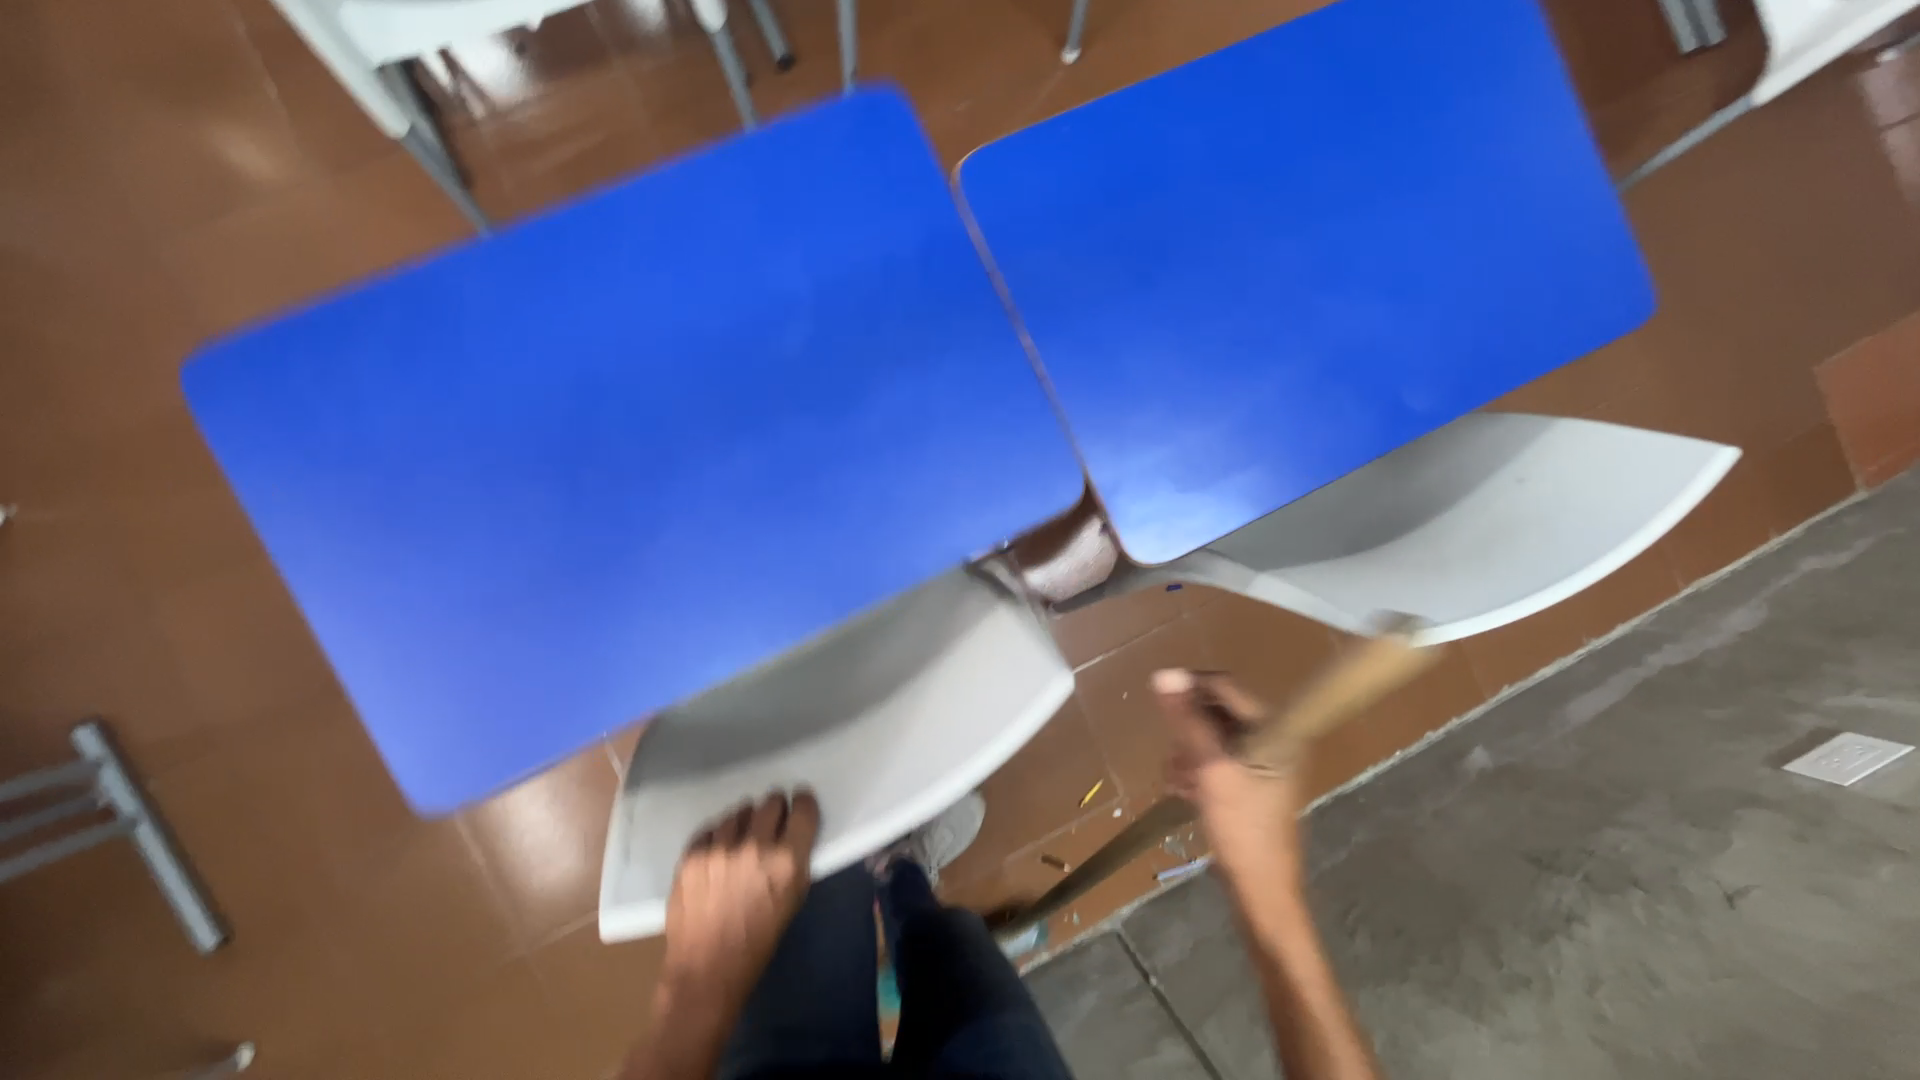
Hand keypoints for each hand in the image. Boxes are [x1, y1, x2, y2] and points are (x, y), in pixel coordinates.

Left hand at [660, 789, 820, 1012]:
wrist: (706, 968)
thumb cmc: (758, 940)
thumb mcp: (793, 899)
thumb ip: (796, 860)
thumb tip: (792, 832)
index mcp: (786, 861)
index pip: (802, 808)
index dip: (802, 804)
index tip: (799, 806)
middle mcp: (755, 846)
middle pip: (770, 802)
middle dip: (774, 810)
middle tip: (771, 823)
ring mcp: (719, 848)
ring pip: (739, 811)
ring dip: (745, 822)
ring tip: (741, 840)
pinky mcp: (691, 854)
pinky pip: (711, 828)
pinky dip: (718, 836)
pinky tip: (718, 853)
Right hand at [1152, 669, 1304, 897]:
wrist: (1261, 890)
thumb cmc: (1242, 827)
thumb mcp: (1210, 768)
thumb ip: (1187, 721)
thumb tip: (1164, 676)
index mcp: (1276, 730)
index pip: (1226, 687)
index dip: (1191, 688)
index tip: (1158, 696)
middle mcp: (1274, 740)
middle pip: (1217, 713)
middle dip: (1188, 731)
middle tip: (1175, 756)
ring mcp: (1263, 763)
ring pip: (1211, 738)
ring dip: (1188, 753)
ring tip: (1178, 780)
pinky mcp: (1251, 784)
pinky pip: (1216, 760)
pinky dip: (1196, 769)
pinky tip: (1183, 790)